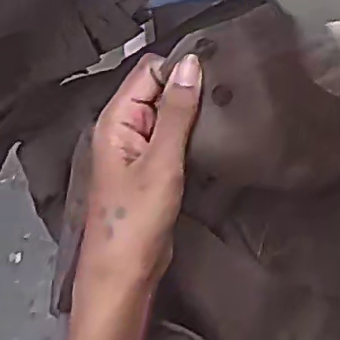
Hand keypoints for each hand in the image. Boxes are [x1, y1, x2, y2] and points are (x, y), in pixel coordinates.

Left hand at [75, 52, 203, 308]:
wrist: (124, 274)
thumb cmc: (132, 223)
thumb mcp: (161, 161)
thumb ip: (176, 111)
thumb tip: (189, 65)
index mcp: (115, 120)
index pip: (148, 71)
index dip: (179, 67)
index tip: (213, 68)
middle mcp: (124, 129)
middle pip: (158, 89)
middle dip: (188, 89)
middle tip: (223, 93)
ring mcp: (138, 149)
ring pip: (169, 114)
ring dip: (192, 113)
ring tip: (221, 114)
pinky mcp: (152, 167)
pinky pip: (173, 137)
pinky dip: (191, 134)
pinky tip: (210, 138)